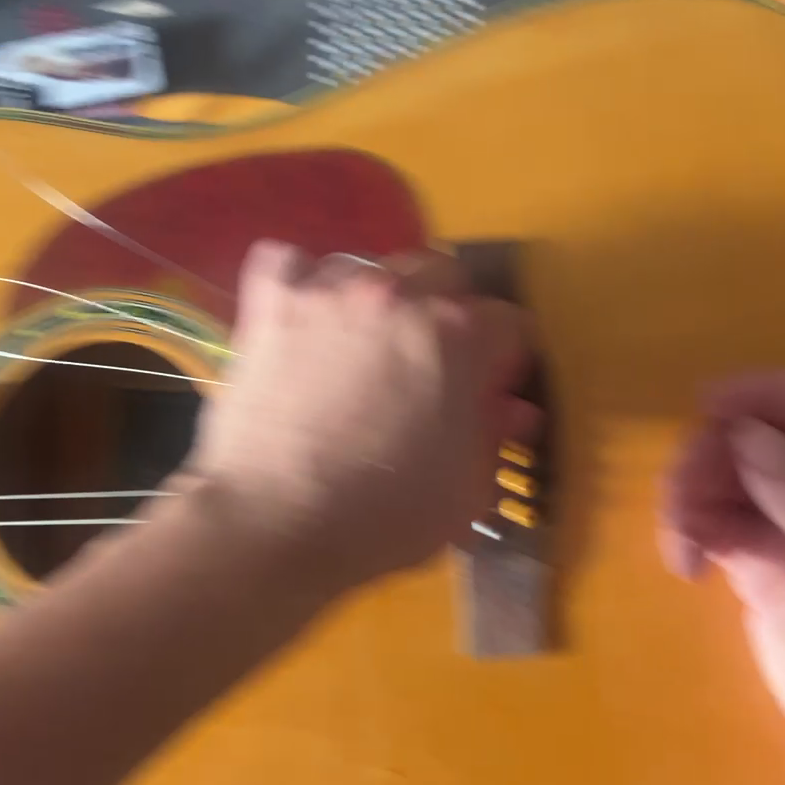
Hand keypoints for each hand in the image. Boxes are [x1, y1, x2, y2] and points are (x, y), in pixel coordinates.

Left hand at [185, 240, 532, 588]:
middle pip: (444, 274)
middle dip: (446, 312)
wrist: (272, 523)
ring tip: (361, 342)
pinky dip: (301, 281)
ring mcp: (330, 289)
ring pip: (372, 264)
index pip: (506, 322)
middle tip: (426, 361)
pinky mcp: (272, 300)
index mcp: (458, 335)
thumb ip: (493, 435)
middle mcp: (399, 293)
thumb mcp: (464, 491)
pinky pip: (290, 261)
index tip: (485, 386)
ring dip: (378, 297)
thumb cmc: (380, 517)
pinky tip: (302, 313)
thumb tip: (513, 408)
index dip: (501, 359)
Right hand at [659, 372, 784, 784]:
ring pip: (726, 475)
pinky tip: (684, 564)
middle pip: (759, 436)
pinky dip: (688, 530)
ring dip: (691, 495)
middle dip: (713, 457)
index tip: (706, 406)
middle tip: (681, 497)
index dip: (766, 393)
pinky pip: (710, 519)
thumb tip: (746, 433)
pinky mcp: (758, 561)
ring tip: (679, 544)